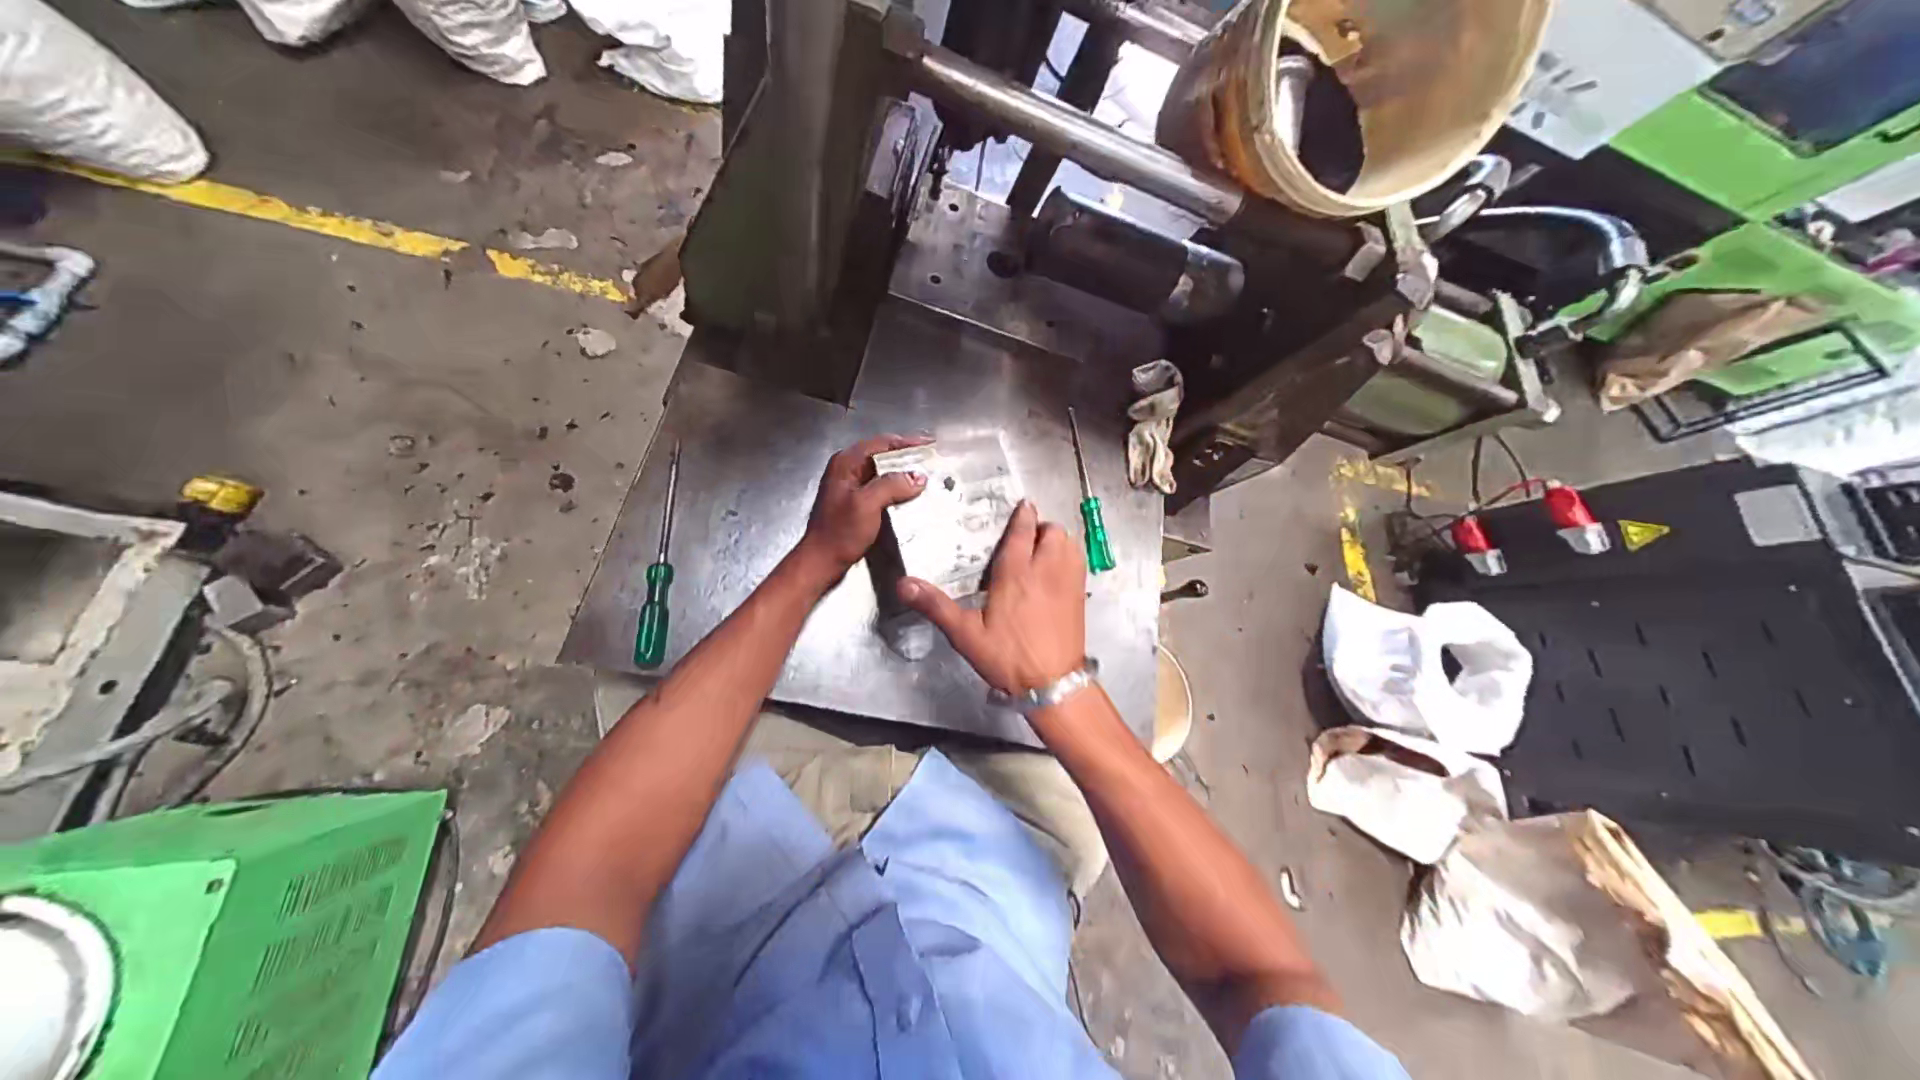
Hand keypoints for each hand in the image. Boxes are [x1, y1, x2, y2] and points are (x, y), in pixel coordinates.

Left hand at [791, 435, 929, 583]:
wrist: (821, 562)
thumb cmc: (841, 532)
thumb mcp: (867, 504)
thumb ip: (892, 485)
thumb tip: (919, 476)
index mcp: (846, 463)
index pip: (882, 443)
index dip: (908, 442)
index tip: (931, 444)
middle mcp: (847, 469)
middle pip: (882, 455)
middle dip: (907, 457)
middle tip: (932, 459)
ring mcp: (850, 486)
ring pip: (882, 472)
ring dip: (903, 473)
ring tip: (926, 476)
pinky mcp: (855, 502)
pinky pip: (880, 487)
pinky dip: (896, 488)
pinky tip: (911, 494)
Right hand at [897, 500, 1086, 694]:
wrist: (1052, 684)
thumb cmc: (1007, 658)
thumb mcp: (966, 634)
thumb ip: (936, 605)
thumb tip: (904, 584)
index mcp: (1016, 574)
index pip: (1022, 531)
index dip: (1022, 515)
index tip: (1021, 506)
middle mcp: (1046, 570)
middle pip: (1051, 531)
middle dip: (1040, 527)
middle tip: (1024, 537)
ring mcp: (1067, 582)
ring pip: (1069, 543)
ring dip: (1056, 540)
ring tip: (1040, 550)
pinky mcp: (1080, 596)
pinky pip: (1078, 561)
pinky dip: (1069, 556)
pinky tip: (1055, 571)